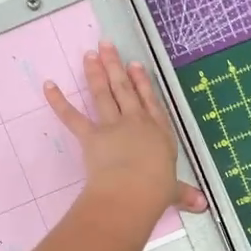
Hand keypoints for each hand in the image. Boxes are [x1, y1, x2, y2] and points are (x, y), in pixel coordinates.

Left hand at [44, 42, 206, 222]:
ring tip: (89, 55)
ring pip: (103, 94)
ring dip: (95, 73)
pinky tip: (49, 86)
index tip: (136, 65)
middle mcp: (137, 123)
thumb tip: (202, 205)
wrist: (132, 192)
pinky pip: (72, 117)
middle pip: (125, 90)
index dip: (142, 83)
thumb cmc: (156, 191)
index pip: (151, 102)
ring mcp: (113, 127)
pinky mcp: (92, 137)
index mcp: (160, 133)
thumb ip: (184, 193)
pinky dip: (59, 101)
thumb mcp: (174, 190)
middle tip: (107, 46)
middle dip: (116, 66)